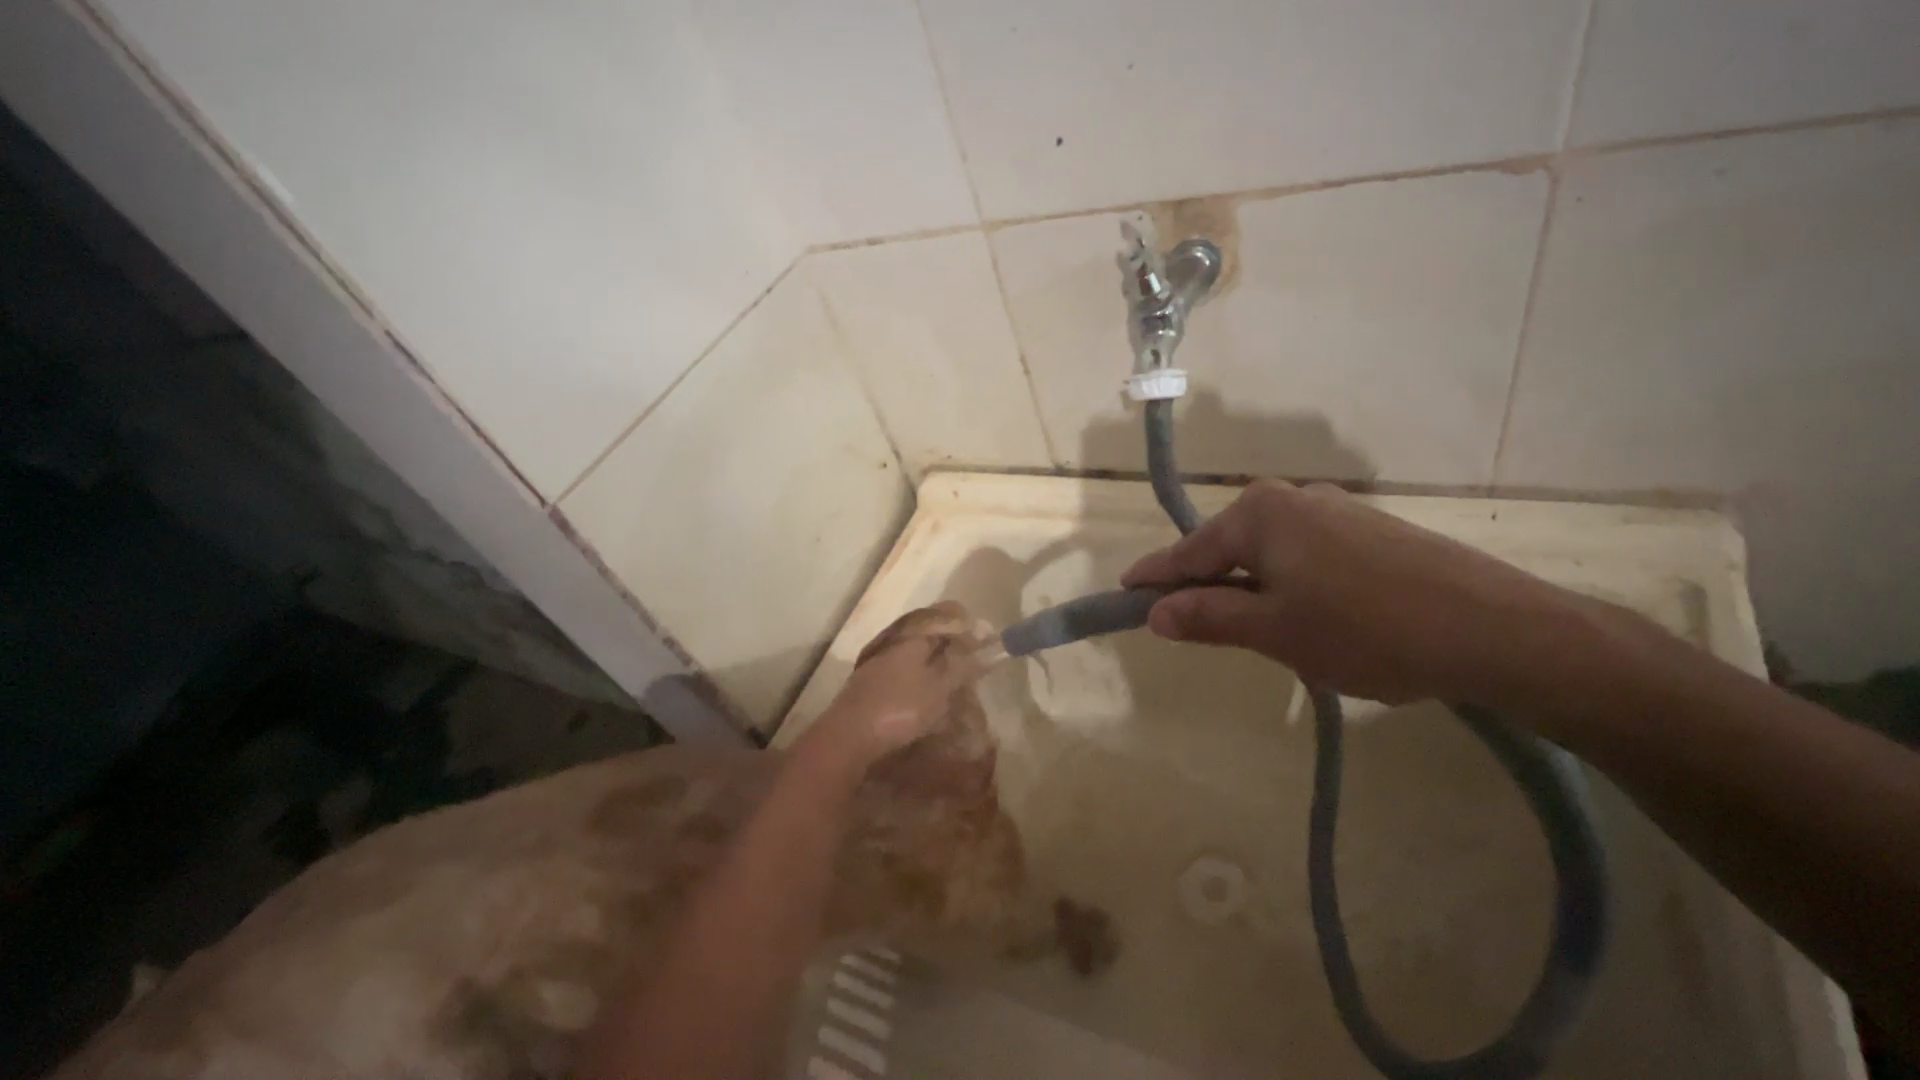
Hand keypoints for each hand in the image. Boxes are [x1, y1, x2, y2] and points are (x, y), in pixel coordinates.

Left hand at [815, 602, 984, 759]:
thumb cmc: (900, 706)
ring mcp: (880, 656)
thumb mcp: (940, 685)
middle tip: (975, 661)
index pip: (949, 612)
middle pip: (932, 628)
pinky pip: (905, 664)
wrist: (849, 734)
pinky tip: (928, 689)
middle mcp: (895, 636)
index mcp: (914, 631)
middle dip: (956, 641)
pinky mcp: (871, 678)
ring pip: (917, 647)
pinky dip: (922, 671)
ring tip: (956, 677)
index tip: (989, 643)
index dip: (971, 625)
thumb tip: (986, 635)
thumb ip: (964, 661)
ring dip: (938, 657)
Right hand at [1121, 480, 1609, 710]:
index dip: (1155, 579)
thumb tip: (1156, 612)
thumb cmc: (1363, 630)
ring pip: (1273, 555)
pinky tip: (1317, 623)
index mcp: (1260, 514)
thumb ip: (1209, 617)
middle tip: (1196, 631)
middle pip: (1231, 548)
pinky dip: (1295, 587)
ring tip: (1264, 637)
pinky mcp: (1374, 531)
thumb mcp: (1274, 632)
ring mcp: (1339, 511)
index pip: (1189, 551)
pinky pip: (1311, 558)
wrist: (1491, 629)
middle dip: (1210, 587)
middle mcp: (1295, 498)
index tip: (1124, 596)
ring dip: (1257, 591)